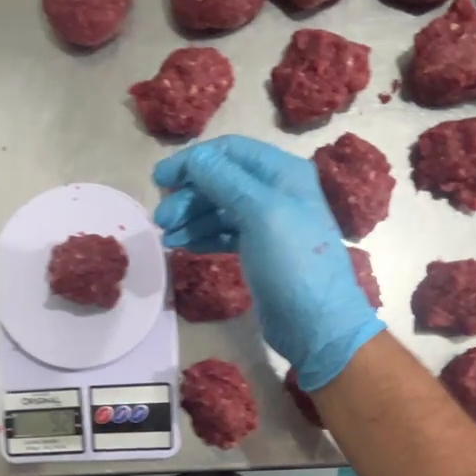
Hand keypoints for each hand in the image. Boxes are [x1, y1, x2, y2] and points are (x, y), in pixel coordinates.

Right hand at [153, 135, 383, 389]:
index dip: (193, 162)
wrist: (315, 323)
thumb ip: (226, 181)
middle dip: (189, 194)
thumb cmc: (293, 264)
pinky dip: (202, 237)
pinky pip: (224, 235)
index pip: (230, 152)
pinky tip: (181, 246)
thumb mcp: (261, 213)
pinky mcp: (258, 253)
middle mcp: (275, 192)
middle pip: (222, 180)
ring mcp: (267, 224)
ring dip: (191, 218)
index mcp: (282, 173)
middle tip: (160, 218)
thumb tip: (195, 158)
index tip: (159, 180)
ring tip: (166, 236)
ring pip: (220, 209)